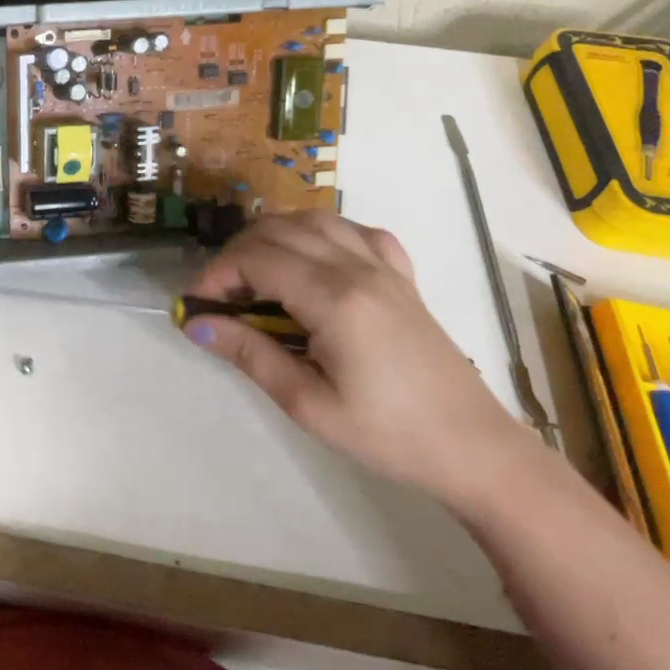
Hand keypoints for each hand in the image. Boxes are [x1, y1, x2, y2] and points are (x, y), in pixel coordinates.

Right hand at [182, 211, 541, 506]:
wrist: (475, 449)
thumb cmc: (387, 434)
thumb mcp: (306, 403)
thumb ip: (249, 354)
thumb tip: (194, 324)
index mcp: (334, 300)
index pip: (256, 258)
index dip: (215, 275)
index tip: (196, 307)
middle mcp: (358, 270)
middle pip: (278, 229)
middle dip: (236, 255)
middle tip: (220, 297)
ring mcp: (385, 269)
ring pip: (314, 220)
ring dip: (273, 236)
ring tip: (255, 276)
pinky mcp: (403, 278)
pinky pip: (356, 232)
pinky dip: (321, 234)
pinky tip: (312, 261)